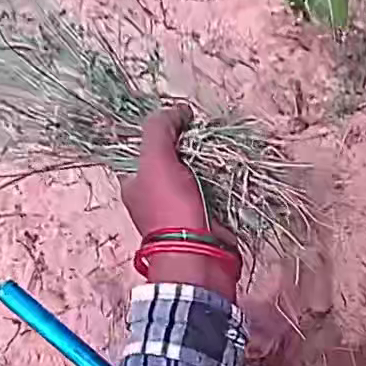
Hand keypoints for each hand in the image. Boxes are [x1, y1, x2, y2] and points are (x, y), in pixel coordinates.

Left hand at [121, 104, 238, 299]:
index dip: (160, 129)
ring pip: (195, 169)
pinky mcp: (205, 211)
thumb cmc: (170, 210)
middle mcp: (155, 193)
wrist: (200, 254)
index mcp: (134, 182)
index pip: (142, 145)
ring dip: (210, 158)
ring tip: (221, 146)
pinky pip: (214, 185)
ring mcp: (181, 203)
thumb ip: (160, 129)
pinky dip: (223, 175)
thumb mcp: (155, 160)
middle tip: (203, 132)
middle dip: (189, 142)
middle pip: (172, 155)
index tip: (180, 119)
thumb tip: (177, 110)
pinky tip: (231, 165)